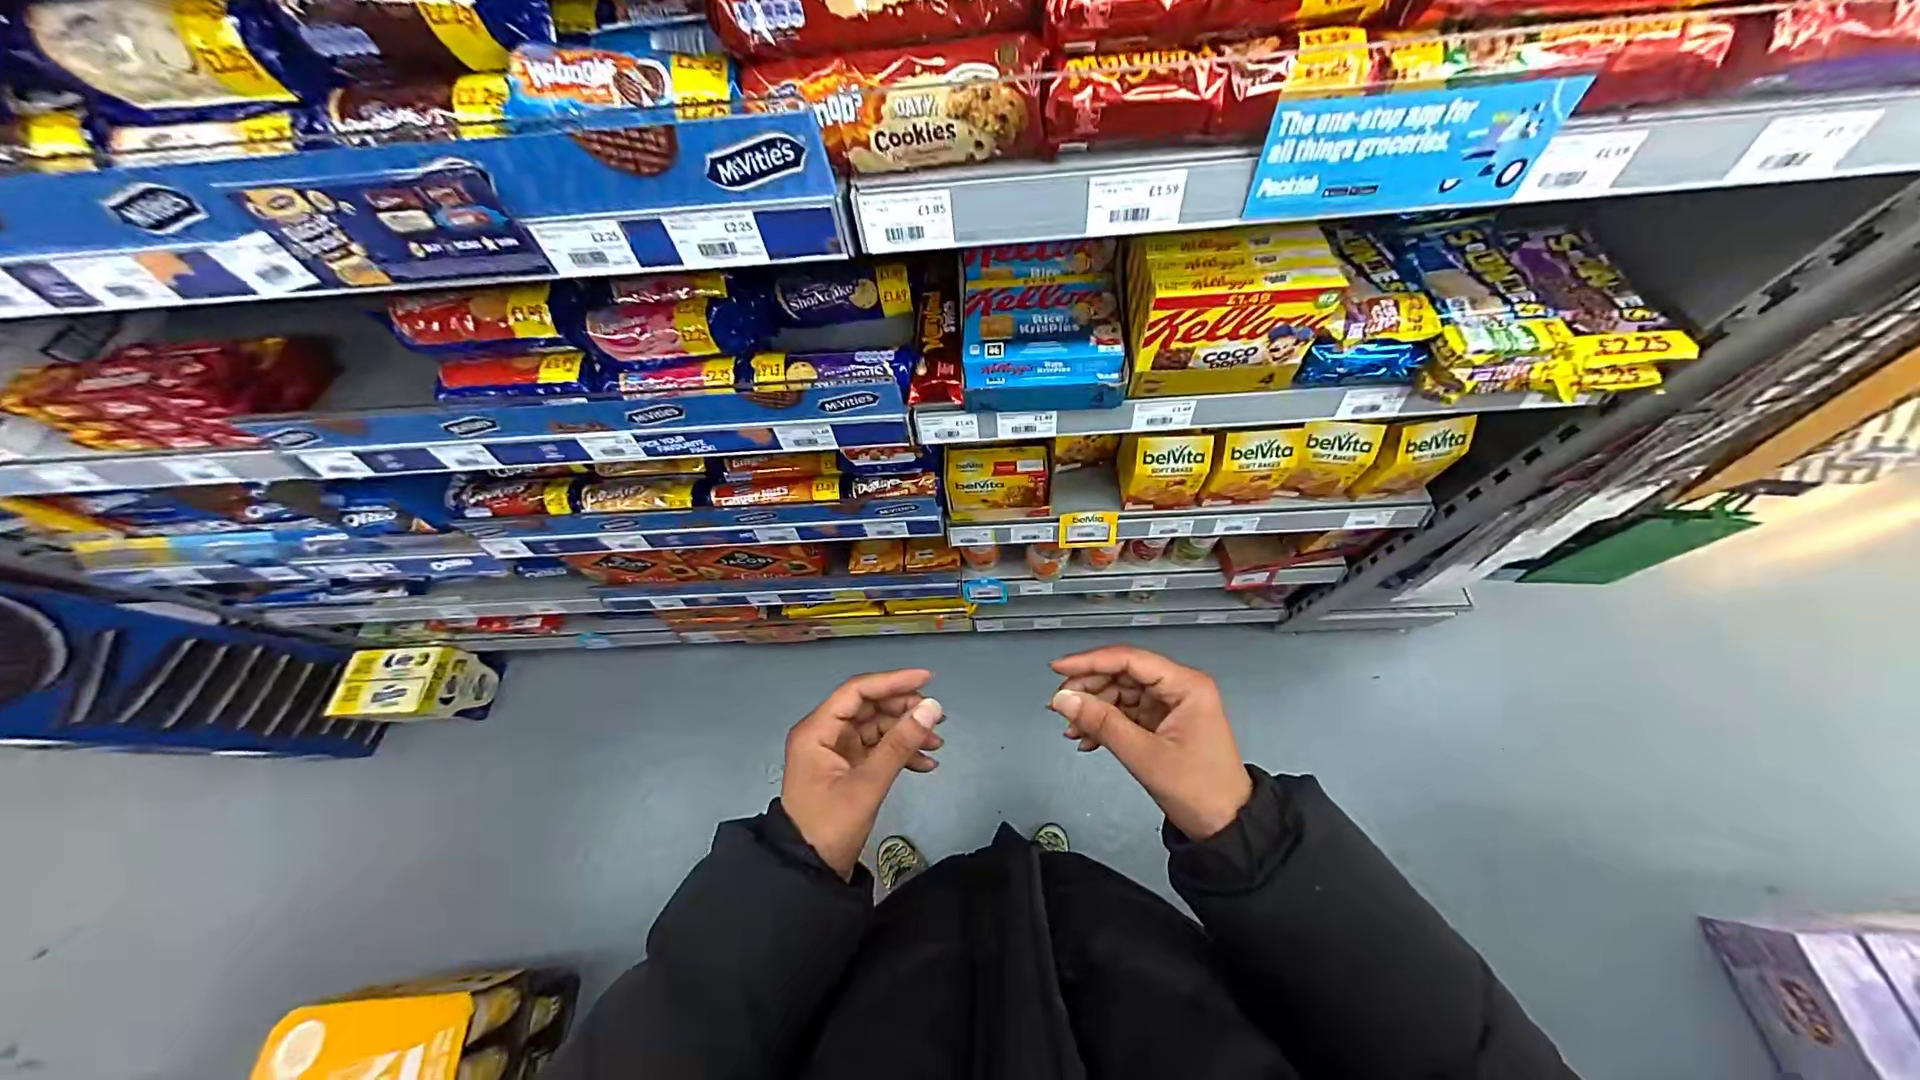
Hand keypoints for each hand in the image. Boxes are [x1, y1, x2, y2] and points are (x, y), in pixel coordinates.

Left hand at [782, 669, 944, 879]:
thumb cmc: (829, 827)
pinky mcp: (847, 768)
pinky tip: (925, 764)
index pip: (858, 691)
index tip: (927, 680)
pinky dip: (900, 753)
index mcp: (817, 730)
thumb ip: (900, 744)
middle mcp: (825, 733)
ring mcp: (836, 751)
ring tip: (936, 743)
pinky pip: (877, 749)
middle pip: (869, 707)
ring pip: (877, 727)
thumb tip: (931, 709)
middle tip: (935, 718)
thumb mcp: (867, 784)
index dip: (893, 681)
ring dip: (906, 733)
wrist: (807, 873)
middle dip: (904, 710)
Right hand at [1048, 646, 1251, 841]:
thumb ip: (1102, 723)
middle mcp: (1179, 689)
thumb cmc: (1205, 791)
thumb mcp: (1146, 756)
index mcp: (1186, 686)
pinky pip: (1124, 712)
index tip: (1061, 668)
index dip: (1090, 661)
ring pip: (1119, 693)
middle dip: (1088, 688)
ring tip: (1072, 724)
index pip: (1129, 659)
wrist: (1227, 826)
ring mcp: (1170, 706)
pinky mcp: (1161, 722)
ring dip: (1092, 708)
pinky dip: (1103, 723)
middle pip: (1121, 674)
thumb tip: (1067, 699)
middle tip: (1061, 701)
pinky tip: (1086, 736)